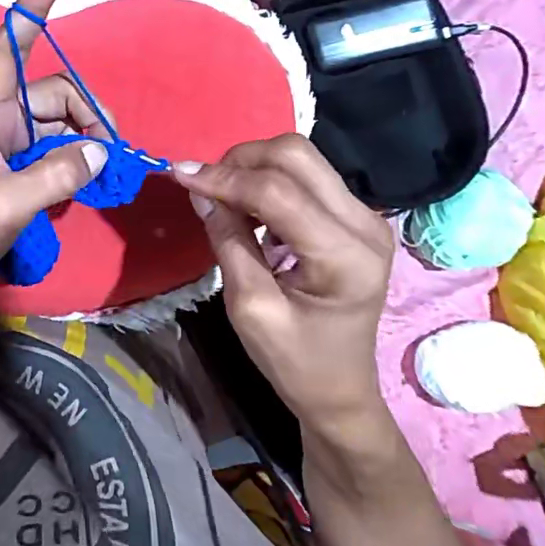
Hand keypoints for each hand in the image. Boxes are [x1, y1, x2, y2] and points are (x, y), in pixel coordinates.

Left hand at [0, 0, 108, 306]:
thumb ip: (56, 175)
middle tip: (111, 154)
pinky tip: (88, 178)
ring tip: (102, 172)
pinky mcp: (17, 155)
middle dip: (88, 114)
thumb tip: (100, 152)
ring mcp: (7, 133)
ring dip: (86, 138)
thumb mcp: (7, 204)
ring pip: (61, 117)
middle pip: (55, 90)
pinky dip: (77, 153)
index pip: (12, 42)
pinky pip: (58, 140)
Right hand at [172, 135, 396, 447]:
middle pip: (296, 155)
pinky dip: (268, 180)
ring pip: (301, 158)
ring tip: (225, 199)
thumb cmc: (295, 361)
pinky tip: (250, 209)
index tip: (179, 174)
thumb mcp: (250, 308)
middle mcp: (365, 224)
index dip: (224, 178)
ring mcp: (365, 216)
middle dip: (241, 161)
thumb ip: (228, 242)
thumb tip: (199, 189)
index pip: (278, 193)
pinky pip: (306, 176)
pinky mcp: (355, 216)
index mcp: (345, 256)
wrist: (340, 389)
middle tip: (206, 187)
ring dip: (253, 168)